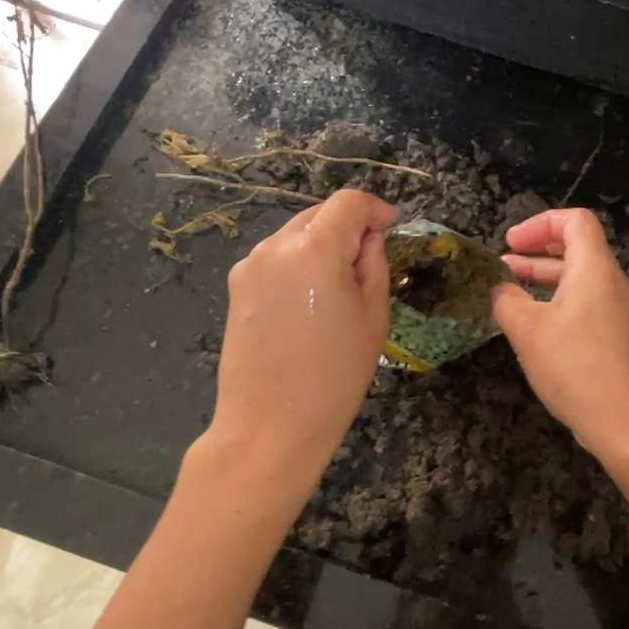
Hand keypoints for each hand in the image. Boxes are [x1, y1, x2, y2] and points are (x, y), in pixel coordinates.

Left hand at [204, 190, 395, 488]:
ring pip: (296, 234)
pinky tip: (308, 303)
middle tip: (368, 263)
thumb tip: (368, 238)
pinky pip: (276, 258)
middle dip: (347, 227)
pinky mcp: (237, 286)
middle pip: (320, 214)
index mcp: (316, 247)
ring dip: (321, 244)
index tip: (391, 228)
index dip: (374, 209)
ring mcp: (251, 265)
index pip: (349, 202)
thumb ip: (373, 262)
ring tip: (337, 288)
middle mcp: (277, 245)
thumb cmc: (334, 374)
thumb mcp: (373, 315)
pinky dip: (298, 264)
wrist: (270, 427)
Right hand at [492, 209, 628, 461]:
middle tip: (503, 260)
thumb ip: (506, 300)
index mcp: (593, 268)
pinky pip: (581, 300)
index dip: (540, 223)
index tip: (511, 242)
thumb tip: (498, 288)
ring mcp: (612, 308)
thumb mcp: (528, 330)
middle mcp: (608, 281)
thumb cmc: (574, 367)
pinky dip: (553, 298)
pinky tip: (529, 322)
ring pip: (576, 275)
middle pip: (575, 245)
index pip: (574, 220)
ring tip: (506, 288)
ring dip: (541, 275)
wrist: (624, 423)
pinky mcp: (611, 333)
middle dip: (536, 248)